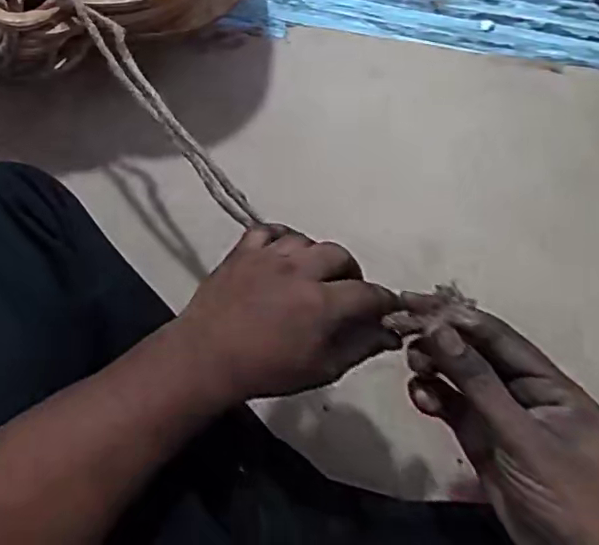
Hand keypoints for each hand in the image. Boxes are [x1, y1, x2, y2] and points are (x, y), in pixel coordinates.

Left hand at [170, 226, 399, 405]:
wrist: (210, 353)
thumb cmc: (268, 368)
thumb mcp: (323, 368)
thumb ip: (360, 346)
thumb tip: (388, 333)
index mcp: (321, 301)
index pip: (368, 292)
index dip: (384, 302)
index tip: (386, 310)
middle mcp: (296, 270)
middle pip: (338, 254)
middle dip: (351, 273)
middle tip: (346, 292)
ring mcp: (266, 255)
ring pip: (304, 240)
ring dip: (315, 255)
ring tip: (313, 275)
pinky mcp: (241, 250)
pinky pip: (266, 230)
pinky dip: (280, 238)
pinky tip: (282, 255)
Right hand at [402, 296, 598, 544]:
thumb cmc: (575, 501)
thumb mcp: (526, 439)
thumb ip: (479, 382)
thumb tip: (439, 327)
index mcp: (551, 389)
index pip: (498, 338)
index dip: (456, 316)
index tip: (413, 301)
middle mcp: (524, 395)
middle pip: (472, 351)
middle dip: (435, 337)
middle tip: (398, 326)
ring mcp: (500, 417)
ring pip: (455, 375)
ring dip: (430, 365)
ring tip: (414, 367)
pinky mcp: (480, 438)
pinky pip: (448, 403)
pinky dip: (430, 395)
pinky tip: (421, 400)